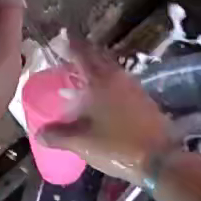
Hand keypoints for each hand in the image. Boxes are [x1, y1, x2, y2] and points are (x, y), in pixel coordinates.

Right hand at [36, 44, 179, 182]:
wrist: (161, 162)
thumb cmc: (116, 146)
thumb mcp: (80, 142)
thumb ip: (57, 135)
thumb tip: (38, 133)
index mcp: (100, 81)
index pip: (82, 54)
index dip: (70, 45)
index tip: (61, 37)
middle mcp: (118, 79)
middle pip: (99, 59)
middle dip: (84, 55)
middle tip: (69, 58)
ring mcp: (135, 90)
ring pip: (112, 72)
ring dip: (97, 70)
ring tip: (82, 78)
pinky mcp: (145, 103)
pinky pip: (121, 85)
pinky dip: (108, 85)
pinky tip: (102, 99)